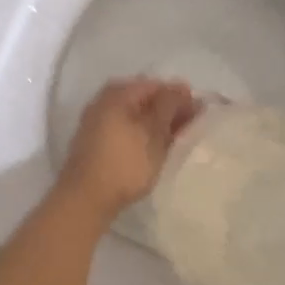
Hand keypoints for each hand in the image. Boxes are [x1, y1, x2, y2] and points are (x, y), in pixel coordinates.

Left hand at [58, 78, 197, 217]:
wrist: (85, 198)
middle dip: (167, 111)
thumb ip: (169, 106)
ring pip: (133, 116)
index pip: (157, 86)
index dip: (180, 97)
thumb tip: (182, 86)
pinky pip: (123, 130)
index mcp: (118, 93)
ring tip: (175, 140)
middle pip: (143, 99)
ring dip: (154, 125)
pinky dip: (140, 135)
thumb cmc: (125, 163)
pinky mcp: (94, 143)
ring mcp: (96, 122)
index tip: (199, 114)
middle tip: (190, 127)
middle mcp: (104, 101)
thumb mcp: (153, 133)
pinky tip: (152, 149)